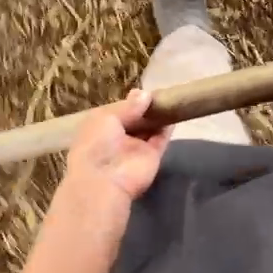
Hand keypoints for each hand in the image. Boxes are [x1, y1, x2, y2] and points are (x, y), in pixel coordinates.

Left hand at [17, 91, 167, 272]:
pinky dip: (167, 127)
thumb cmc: (97, 145)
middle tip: (161, 93)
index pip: (118, 111)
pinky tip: (176, 113)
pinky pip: (161, 139)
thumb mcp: (106, 117)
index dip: (131, 102)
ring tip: (171, 99)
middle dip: (145, 108)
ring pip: (149, 128)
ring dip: (158, 116)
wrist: (104, 181)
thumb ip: (128, 106)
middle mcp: (118, 136)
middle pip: (136, 119)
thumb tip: (145, 93)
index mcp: (101, 126)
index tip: (145, 91)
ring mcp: (135, 147)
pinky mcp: (151, 157)